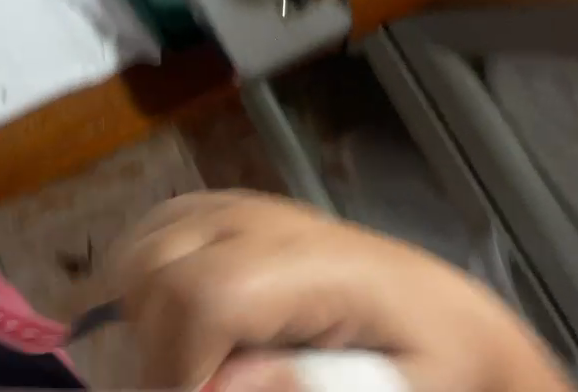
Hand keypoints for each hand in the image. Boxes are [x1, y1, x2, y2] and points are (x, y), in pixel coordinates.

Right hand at [109, 191, 571, 391]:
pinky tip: (179, 320)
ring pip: (138, 254)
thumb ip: (312, 388)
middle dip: (156, 348)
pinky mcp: (203, 204)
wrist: (439, 305)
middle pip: (156, 273)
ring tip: (192, 362)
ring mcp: (221, 204)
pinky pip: (143, 238)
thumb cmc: (431, 359)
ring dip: (145, 317)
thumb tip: (219, 386)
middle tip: (190, 391)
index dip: (179, 361)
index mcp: (309, 261)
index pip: (203, 296)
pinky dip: (145, 284)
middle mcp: (251, 216)